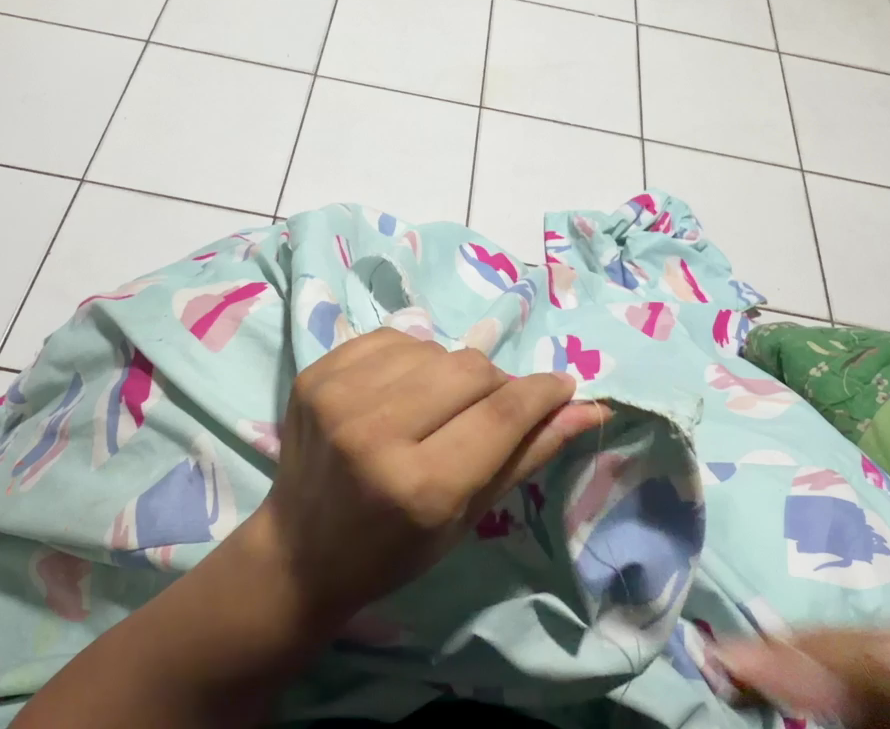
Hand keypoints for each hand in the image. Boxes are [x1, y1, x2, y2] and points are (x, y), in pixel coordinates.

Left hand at [250, 329, 608, 623]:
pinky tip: (404, 390)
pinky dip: (411, 358)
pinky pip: (391, 338)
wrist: (300, 551)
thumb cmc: (394, 550)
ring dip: (451, 372)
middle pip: (470, 369)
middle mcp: (374, 433)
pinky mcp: (314, 375)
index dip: (542, 394)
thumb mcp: (468, 518)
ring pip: (433, 348)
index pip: (501, 414)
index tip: (562, 386)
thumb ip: (527, 455)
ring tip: (439, 407)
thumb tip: (589, 407)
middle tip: (492, 409)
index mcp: (420, 487)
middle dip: (496, 384)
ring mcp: (337, 398)